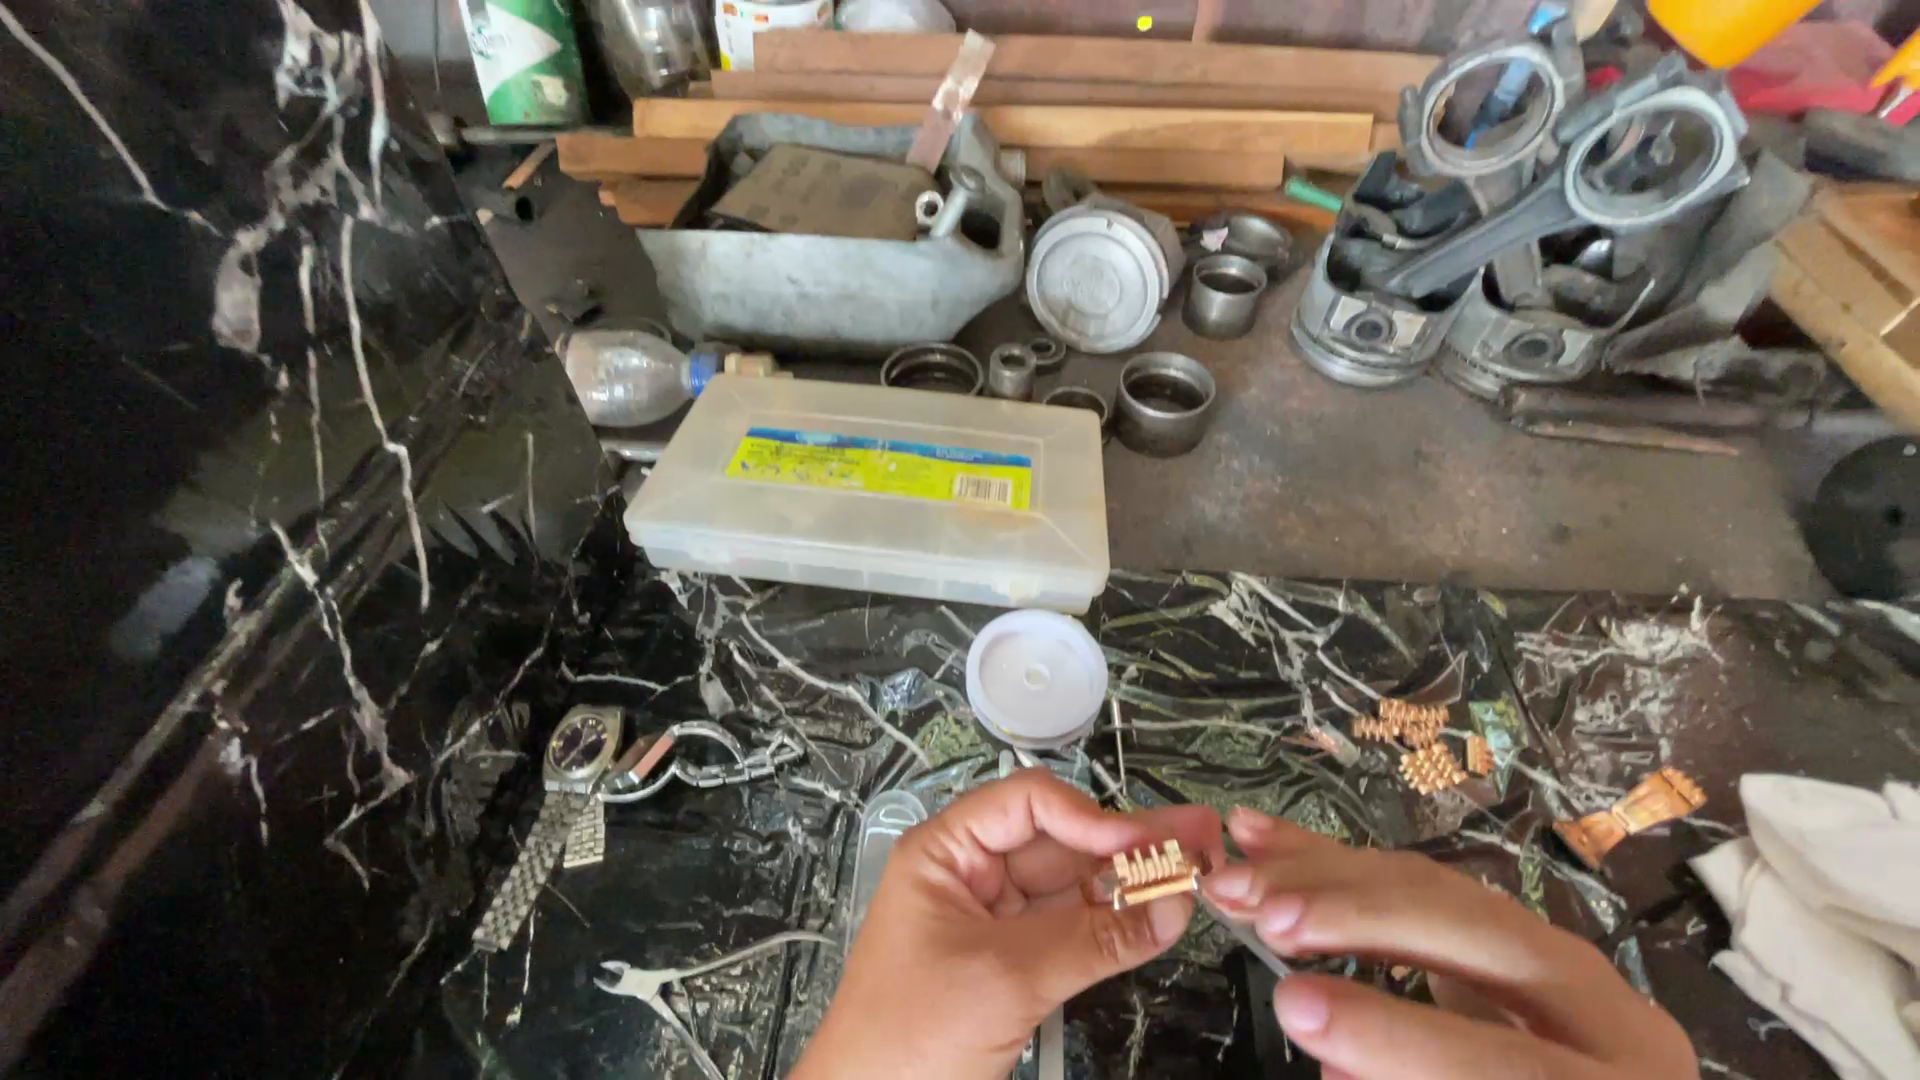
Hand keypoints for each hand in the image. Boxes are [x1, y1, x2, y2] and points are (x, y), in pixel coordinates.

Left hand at [791, 770, 1222, 1079]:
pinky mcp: (1013, 959)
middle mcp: (973, 870)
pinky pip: (1070, 928)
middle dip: (1127, 842)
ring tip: (1197, 865)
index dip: (1090, 816)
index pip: (1027, 803)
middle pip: (1059, 841)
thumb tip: (1175, 906)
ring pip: (1071, 885)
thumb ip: (1093, 940)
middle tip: (1199, 834)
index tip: (1147, 843)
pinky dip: (1112, 924)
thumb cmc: (915, 1033)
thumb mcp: (1005, 980)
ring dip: (1130, 880)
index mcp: (948, 849)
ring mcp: (995, 916)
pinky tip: (1158, 911)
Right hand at [1202, 807, 1698, 1079]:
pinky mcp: (1493, 923)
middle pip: (1472, 933)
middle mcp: (1602, 1009)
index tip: (1292, 1004)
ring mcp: (1548, 954)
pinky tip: (1269, 838)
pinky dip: (1329, 859)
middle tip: (1257, 912)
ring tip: (1239, 871)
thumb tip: (1335, 1062)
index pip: (1511, 1065)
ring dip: (1321, 871)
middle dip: (1352, 916)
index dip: (1398, 1034)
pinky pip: (1407, 878)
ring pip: (1430, 886)